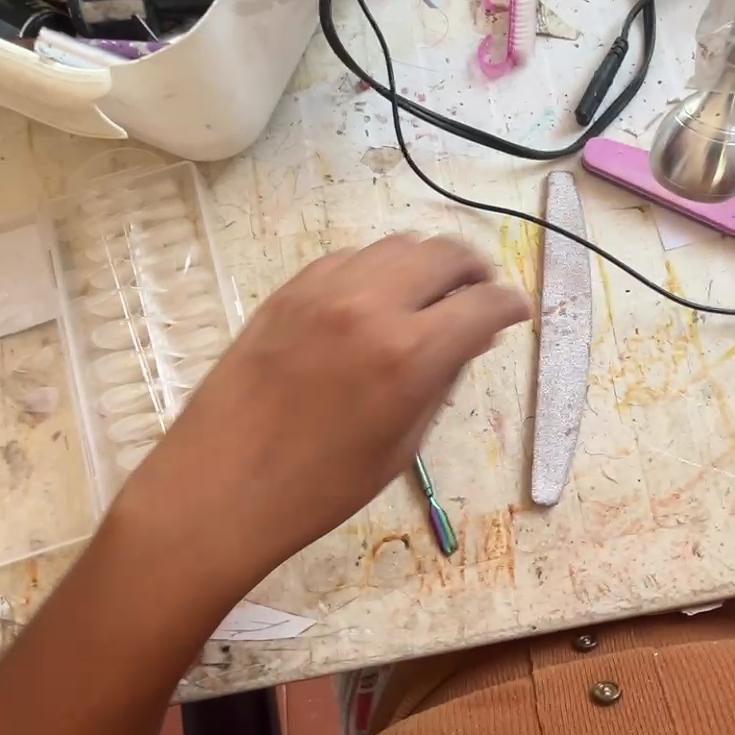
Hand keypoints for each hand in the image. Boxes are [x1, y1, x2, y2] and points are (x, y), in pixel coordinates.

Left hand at [118, 234, 530, 570]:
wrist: (218, 489)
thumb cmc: (320, 487)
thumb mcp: (402, 445)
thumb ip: (443, 380)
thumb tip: (471, 338)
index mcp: (409, 353)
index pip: (484, 304)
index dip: (510, 304)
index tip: (516, 312)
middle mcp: (371, 304)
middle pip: (445, 253)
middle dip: (474, 271)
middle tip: (477, 294)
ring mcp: (324, 289)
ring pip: (397, 245)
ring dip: (425, 265)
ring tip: (425, 296)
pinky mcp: (288, 290)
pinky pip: (349, 258)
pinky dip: (375, 270)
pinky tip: (371, 302)